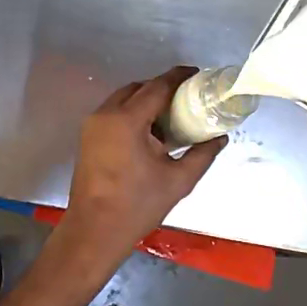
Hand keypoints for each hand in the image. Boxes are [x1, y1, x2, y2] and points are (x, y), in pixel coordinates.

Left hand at [62, 67, 226, 260]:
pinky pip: (113, 113)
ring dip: (145, 100)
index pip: (157, 87)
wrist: (95, 231)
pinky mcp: (87, 137)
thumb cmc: (137, 206)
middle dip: (162, 87)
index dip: (178, 77)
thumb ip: (202, 154)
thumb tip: (220, 138)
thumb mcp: (178, 180)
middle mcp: (106, 114)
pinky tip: (150, 131)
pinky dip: (131, 112)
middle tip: (187, 97)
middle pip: (138, 88)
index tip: (197, 74)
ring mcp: (92, 125)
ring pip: (123, 99)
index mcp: (127, 121)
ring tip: (171, 114)